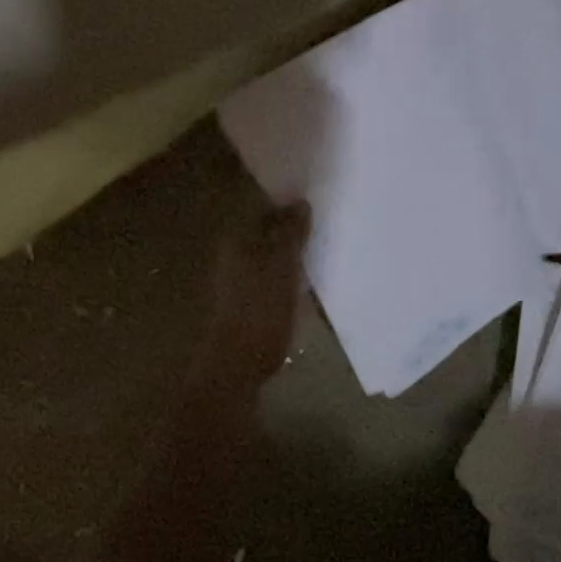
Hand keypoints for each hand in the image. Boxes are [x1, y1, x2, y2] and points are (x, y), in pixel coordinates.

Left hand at [199, 201, 311, 388]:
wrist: (244, 359)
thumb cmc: (263, 305)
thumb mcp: (282, 262)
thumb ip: (290, 231)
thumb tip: (300, 203)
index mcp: (239, 240)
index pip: (263, 209)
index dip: (287, 204)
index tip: (315, 202)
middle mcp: (236, 255)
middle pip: (268, 232)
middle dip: (293, 228)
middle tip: (325, 224)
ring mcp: (243, 280)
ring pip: (273, 255)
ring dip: (294, 252)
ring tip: (323, 249)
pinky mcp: (254, 302)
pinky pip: (277, 277)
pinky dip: (293, 274)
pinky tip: (312, 279)